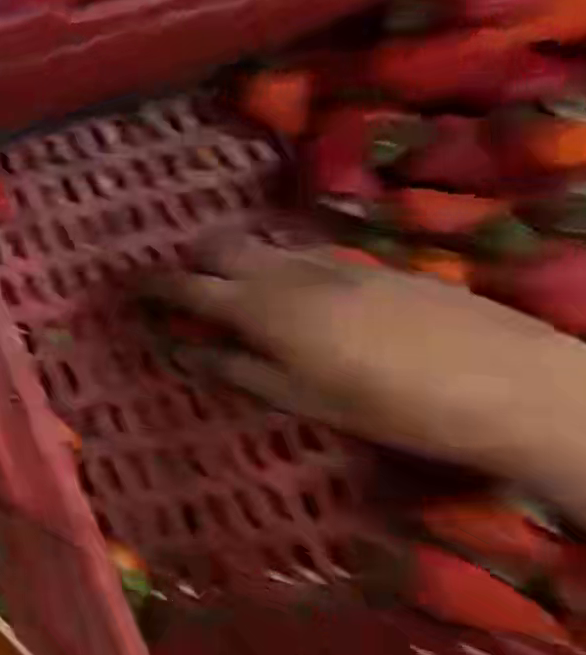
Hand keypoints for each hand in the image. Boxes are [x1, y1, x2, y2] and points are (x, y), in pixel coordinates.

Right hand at [148, 235, 585, 504]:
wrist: (527, 391)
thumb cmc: (393, 407)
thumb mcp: (299, 399)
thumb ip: (233, 368)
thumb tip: (182, 350)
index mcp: (260, 308)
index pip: (186, 285)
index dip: (151, 284)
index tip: (127, 287)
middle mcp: (290, 274)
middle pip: (221, 247)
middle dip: (191, 258)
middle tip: (182, 282)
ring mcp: (338, 265)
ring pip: (266, 246)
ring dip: (239, 260)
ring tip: (236, 286)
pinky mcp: (381, 268)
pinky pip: (310, 256)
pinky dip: (284, 266)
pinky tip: (301, 294)